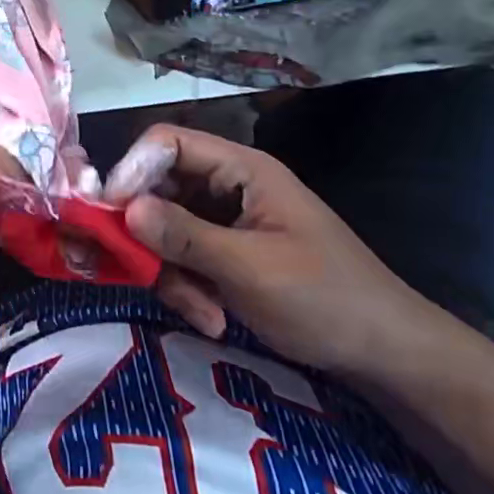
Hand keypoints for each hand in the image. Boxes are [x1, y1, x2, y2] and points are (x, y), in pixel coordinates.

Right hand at [105, 124, 451, 376]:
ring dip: (173, 273)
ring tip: (204, 313)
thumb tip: (125, 208)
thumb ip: (185, 236)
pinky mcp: (226, 252)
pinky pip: (184, 258)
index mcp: (241, 168)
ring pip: (166, 230)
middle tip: (148, 276)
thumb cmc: (324, 298)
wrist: (384, 351)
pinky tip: (214, 317)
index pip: (167, 143)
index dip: (133, 171)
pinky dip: (189, 288)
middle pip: (159, 189)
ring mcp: (226, 220)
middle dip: (151, 238)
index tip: (110, 216)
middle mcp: (227, 185)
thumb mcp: (250, 268)